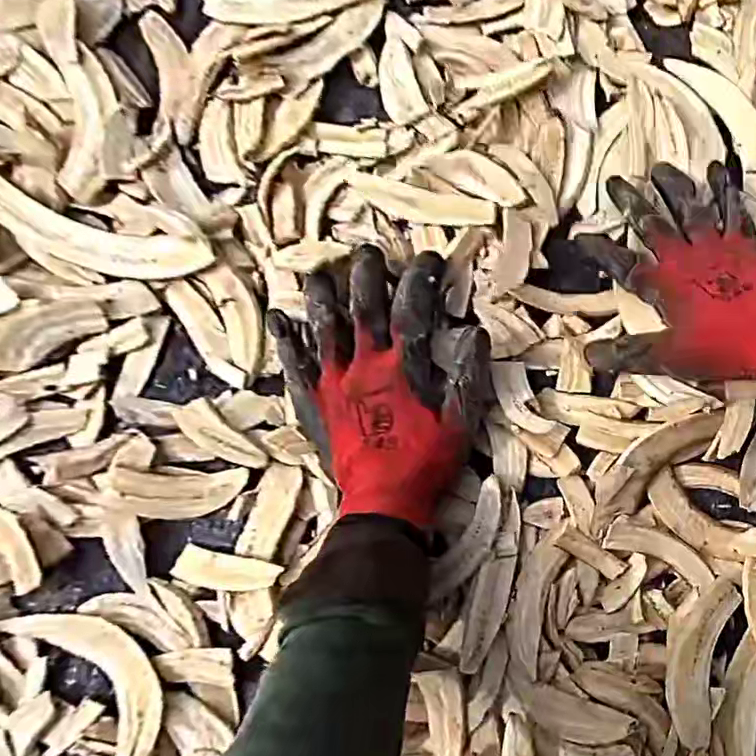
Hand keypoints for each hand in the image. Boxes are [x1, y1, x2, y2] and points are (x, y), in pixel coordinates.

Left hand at [268, 247, 489, 531]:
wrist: (382, 502)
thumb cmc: (426, 462)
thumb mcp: (462, 422)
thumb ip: (469, 376)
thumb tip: (475, 333)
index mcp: (403, 367)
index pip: (412, 308)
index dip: (422, 278)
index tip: (430, 260)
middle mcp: (364, 365)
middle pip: (362, 306)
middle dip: (368, 274)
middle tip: (370, 253)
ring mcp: (332, 382)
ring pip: (323, 326)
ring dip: (322, 295)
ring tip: (320, 273)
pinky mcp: (313, 403)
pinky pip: (294, 364)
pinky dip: (286, 340)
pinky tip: (280, 320)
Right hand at [579, 162, 755, 404]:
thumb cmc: (721, 347)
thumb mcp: (670, 356)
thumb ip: (630, 352)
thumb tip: (590, 355)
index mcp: (664, 284)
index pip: (624, 264)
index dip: (602, 250)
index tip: (582, 237)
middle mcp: (686, 258)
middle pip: (653, 224)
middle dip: (633, 203)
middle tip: (616, 182)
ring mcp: (717, 247)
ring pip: (690, 208)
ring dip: (673, 188)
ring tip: (660, 169)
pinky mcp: (745, 245)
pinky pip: (731, 210)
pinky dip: (723, 190)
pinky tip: (717, 171)